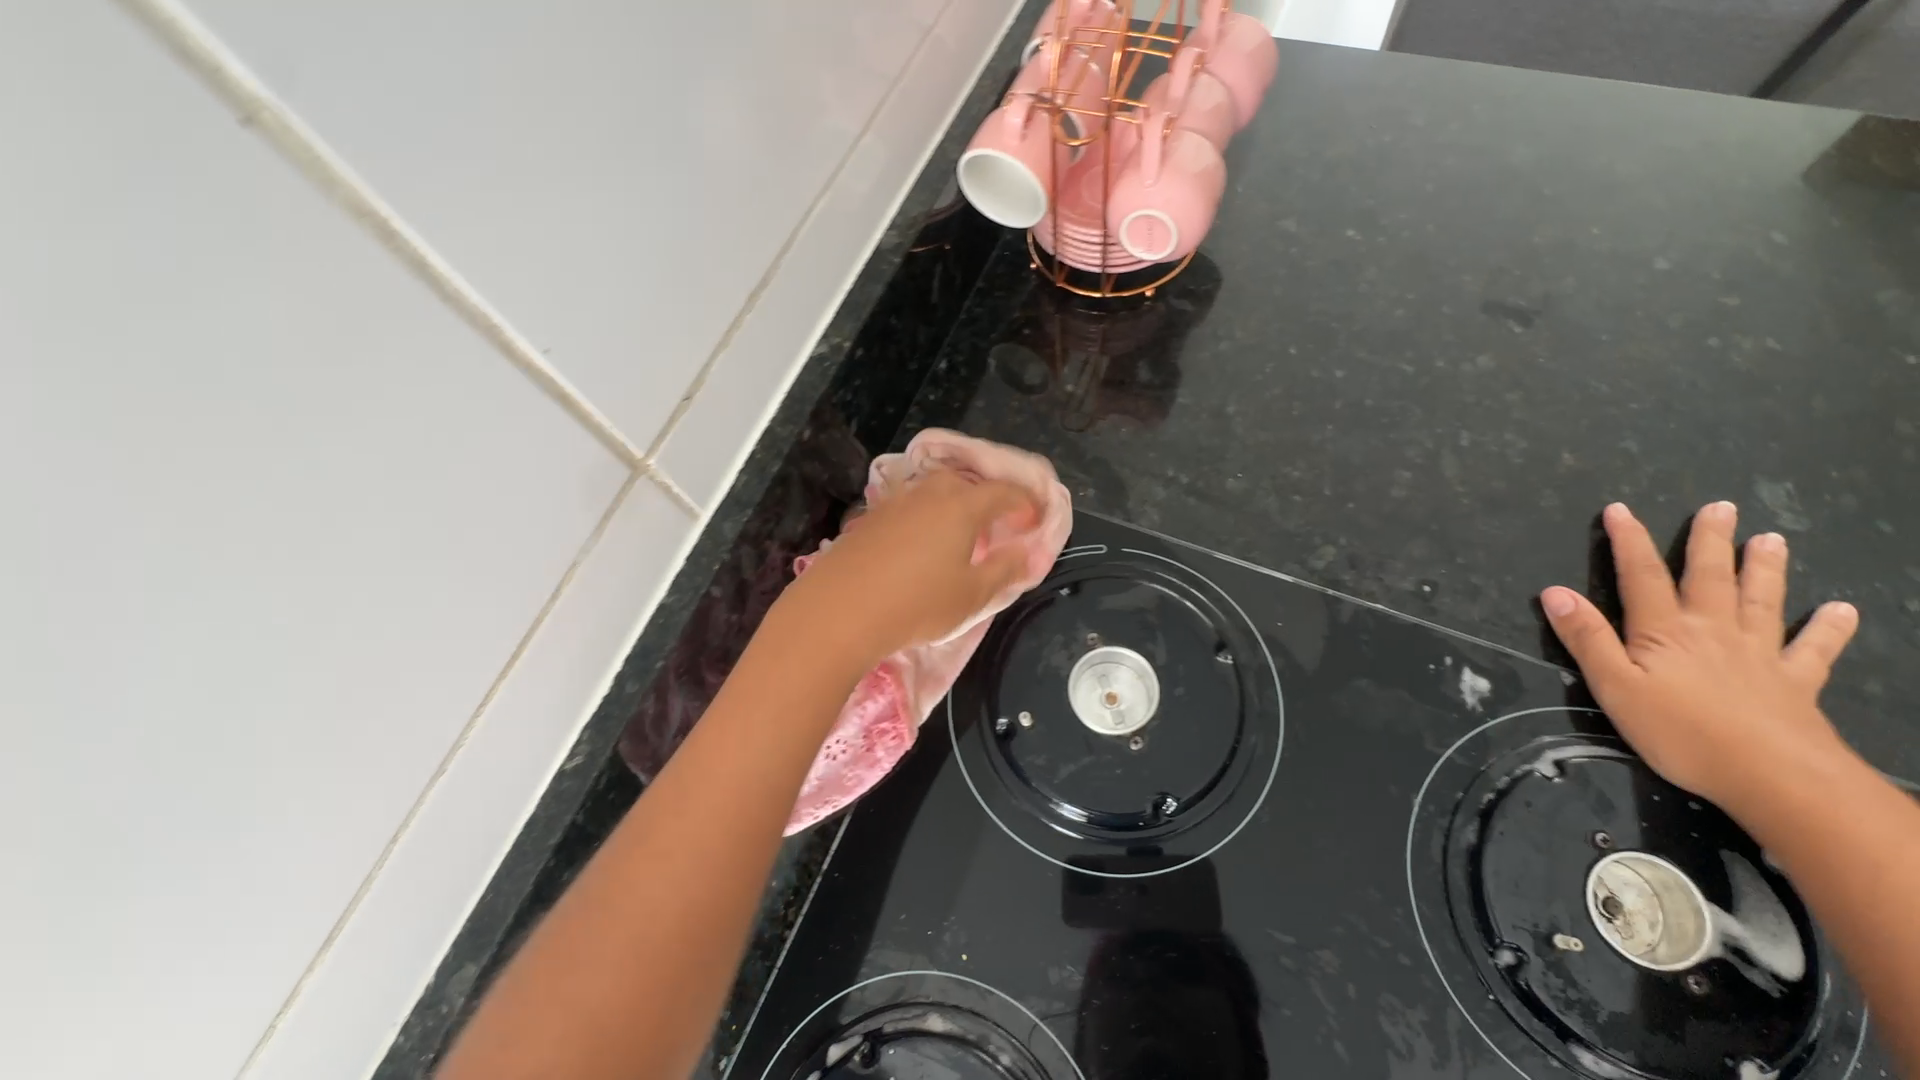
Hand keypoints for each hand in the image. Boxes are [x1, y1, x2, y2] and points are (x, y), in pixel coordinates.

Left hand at [767, 470, 1039, 669]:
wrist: (840, 610)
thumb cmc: (918, 603)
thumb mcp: (973, 595)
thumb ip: (1006, 570)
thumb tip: (1028, 554)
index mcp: (963, 505)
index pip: (1006, 493)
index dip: (1026, 505)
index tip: (1036, 520)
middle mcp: (930, 493)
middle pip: (968, 484)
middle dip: (989, 500)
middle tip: (1000, 525)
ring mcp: (895, 502)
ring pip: (935, 493)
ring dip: (954, 506)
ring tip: (961, 534)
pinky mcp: (870, 518)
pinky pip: (910, 508)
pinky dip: (926, 518)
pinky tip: (922, 544)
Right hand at [1540, 501, 1859, 814]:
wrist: (1772, 774)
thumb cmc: (1680, 732)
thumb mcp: (1614, 688)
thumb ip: (1586, 639)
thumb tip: (1555, 592)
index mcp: (1664, 632)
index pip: (1640, 576)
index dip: (1629, 541)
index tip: (1620, 510)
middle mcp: (1713, 631)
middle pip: (1709, 577)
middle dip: (1709, 541)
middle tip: (1720, 507)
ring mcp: (1759, 654)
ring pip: (1761, 601)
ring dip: (1764, 569)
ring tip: (1771, 539)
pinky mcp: (1796, 682)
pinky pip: (1814, 649)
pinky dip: (1828, 628)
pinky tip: (1841, 611)